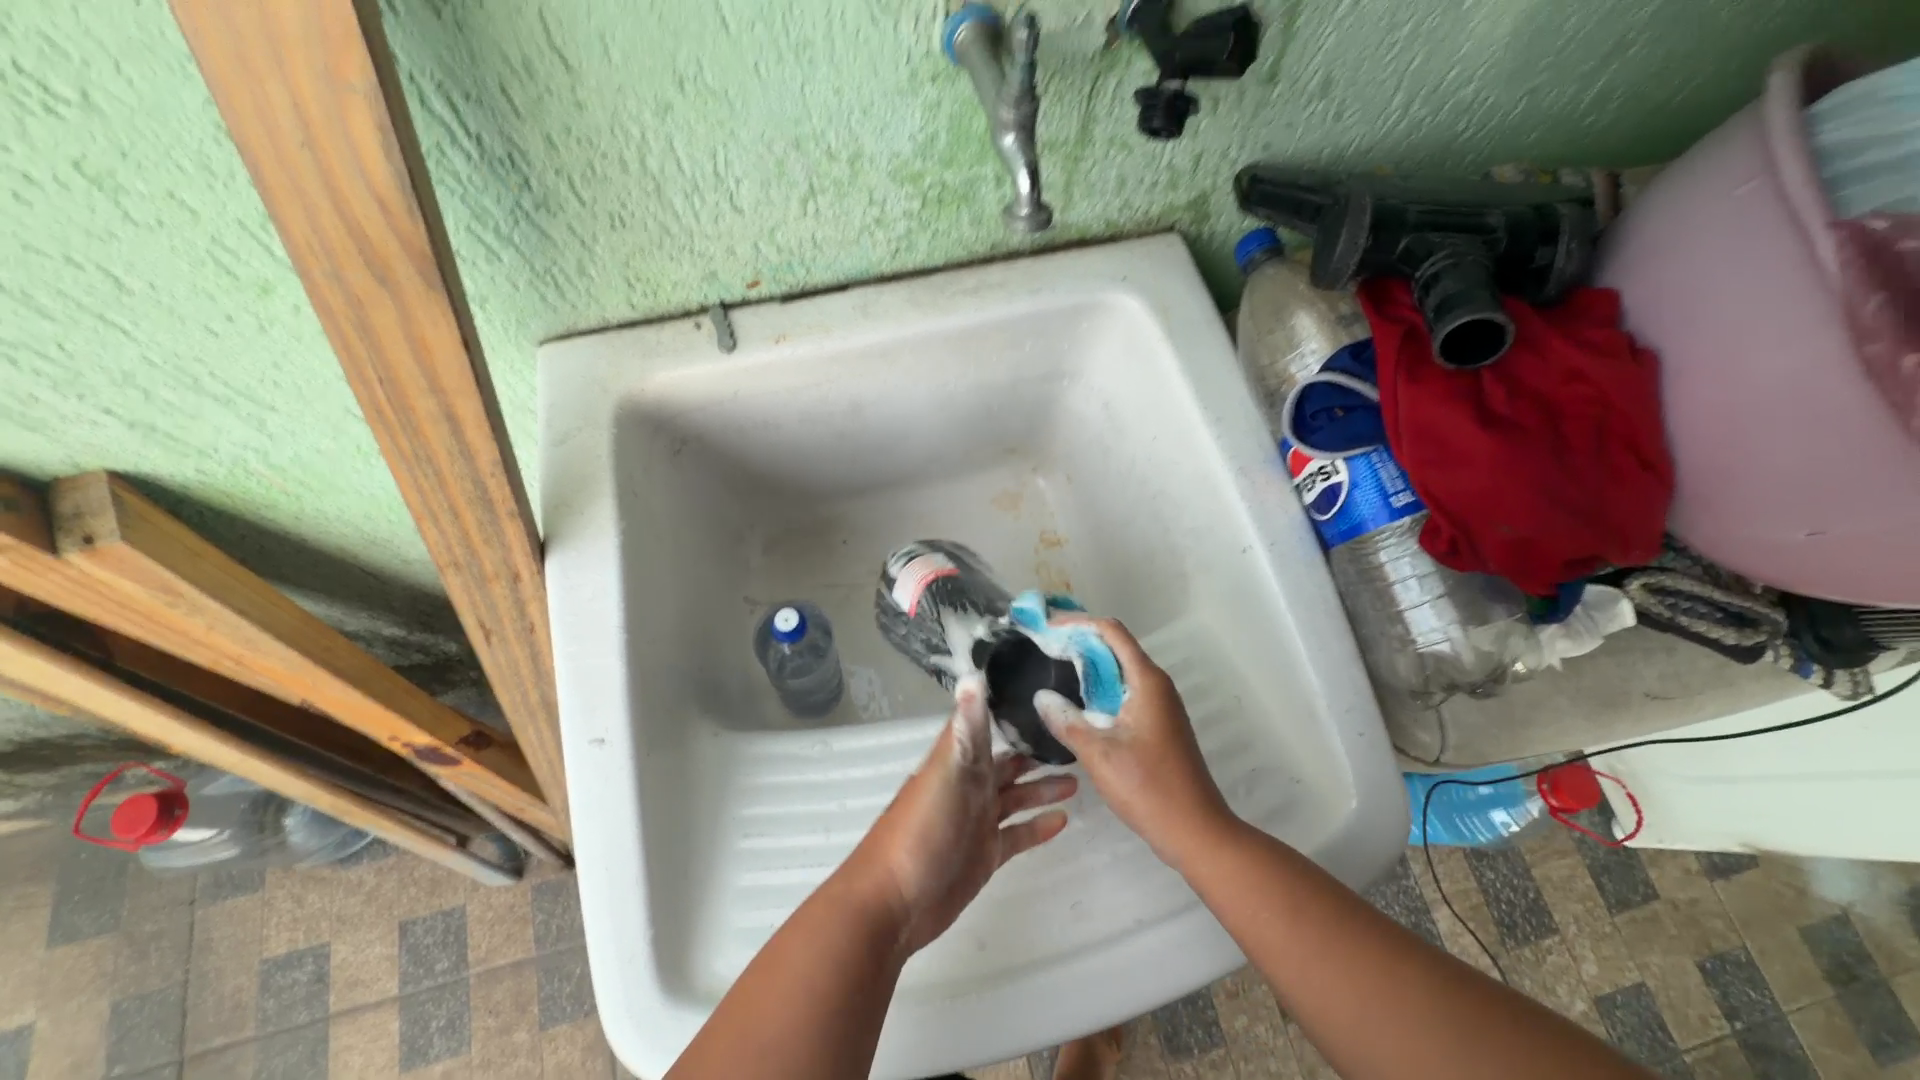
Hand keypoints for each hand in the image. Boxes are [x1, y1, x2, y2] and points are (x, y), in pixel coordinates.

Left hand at [841, 675, 1076, 954]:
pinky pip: (1017, 835)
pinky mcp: (985, 856)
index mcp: (959, 764)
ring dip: (1043, 789)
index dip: (1015, 714)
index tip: (1049, 696)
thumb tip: (973, 675)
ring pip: (1016, 798)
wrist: (893, 904)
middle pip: (1008, 764)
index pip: (989, 728)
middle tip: (1076, 744)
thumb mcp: (944, 775)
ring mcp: (977, 823)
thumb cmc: (918, 833)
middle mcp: (969, 788)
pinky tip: (1063, 820)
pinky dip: (1038, 827)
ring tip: (1078, 781)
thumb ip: (963, 731)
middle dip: (1037, 753)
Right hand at [1033, 618, 1235, 868]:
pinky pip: (1123, 694)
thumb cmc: (1149, 788)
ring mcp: (1159, 706)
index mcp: (1146, 682)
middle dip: (1078, 642)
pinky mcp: (1156, 725)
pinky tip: (1074, 706)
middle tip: (1039, 647)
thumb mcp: (1100, 754)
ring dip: (1087, 668)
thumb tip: (1041, 696)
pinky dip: (1097, 691)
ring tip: (1049, 670)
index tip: (1045, 626)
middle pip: (1115, 648)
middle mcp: (1156, 686)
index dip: (1077, 623)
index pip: (1111, 632)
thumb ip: (1067, 721)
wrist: (1195, 830)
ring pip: (1118, 673)